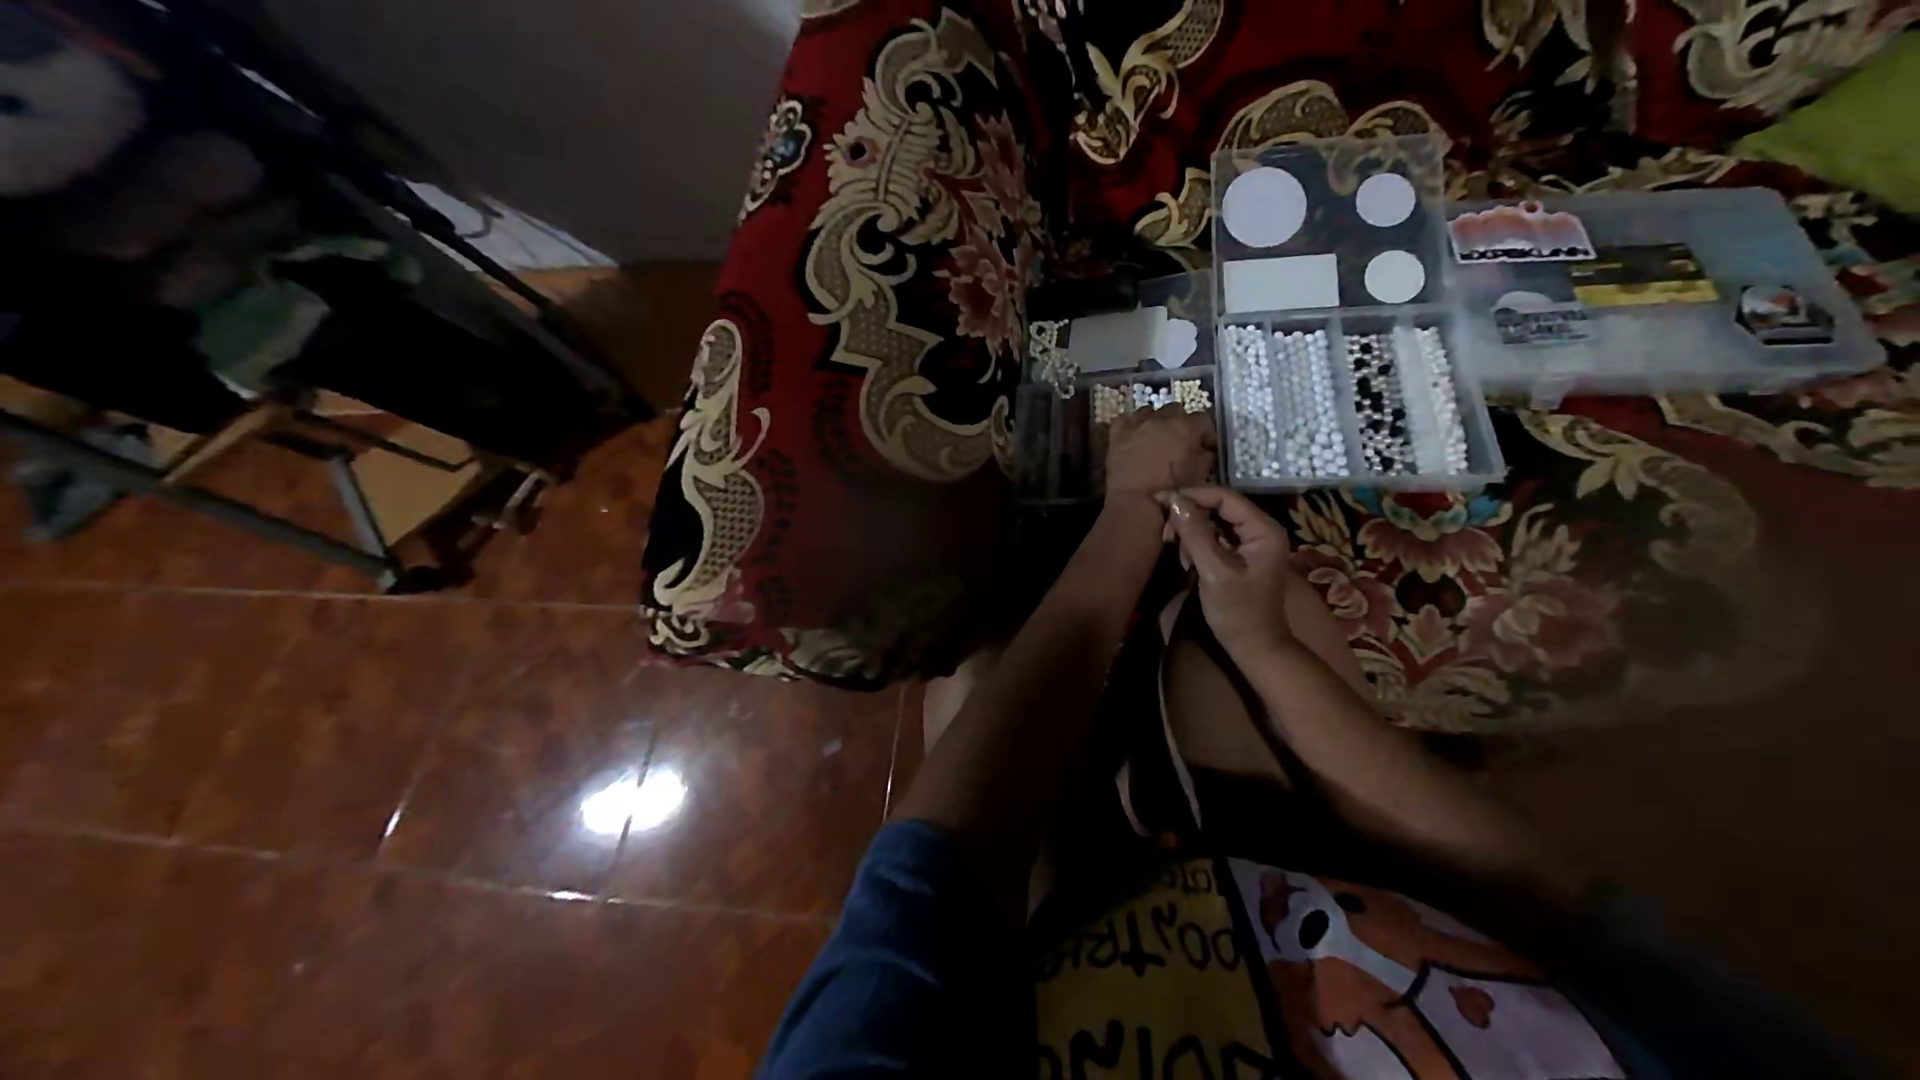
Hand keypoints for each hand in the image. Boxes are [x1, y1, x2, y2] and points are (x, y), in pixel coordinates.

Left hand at [1105, 405, 1215, 499]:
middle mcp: (1161, 418)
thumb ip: (1206, 456)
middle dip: (1180, 423)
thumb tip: (1205, 449)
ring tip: (1156, 438)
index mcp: (1185, 427)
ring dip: (1155, 421)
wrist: (1135, 501)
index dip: (1206, 433)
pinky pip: (1125, 420)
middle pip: (1176, 410)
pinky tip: (1133, 436)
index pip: (1203, 420)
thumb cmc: (1172, 489)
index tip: (1206, 446)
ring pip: (1149, 411)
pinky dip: (1131, 426)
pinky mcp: (1117, 432)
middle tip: (1179, 441)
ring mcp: (1137, 423)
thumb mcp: (1200, 474)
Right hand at [1160, 485, 1296, 660]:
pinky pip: (1215, 535)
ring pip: (1214, 519)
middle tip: (1164, 528)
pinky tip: (1186, 557)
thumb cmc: (1237, 612)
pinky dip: (1197, 541)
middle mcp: (1261, 529)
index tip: (1160, 499)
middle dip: (1189, 512)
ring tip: (1173, 545)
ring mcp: (1252, 542)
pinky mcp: (1241, 554)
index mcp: (1263, 529)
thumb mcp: (1214, 571)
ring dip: (1190, 528)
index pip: (1225, 497)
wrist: (1255, 646)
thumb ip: (1195, 533)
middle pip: (1219, 505)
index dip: (1192, 494)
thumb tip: (1174, 500)